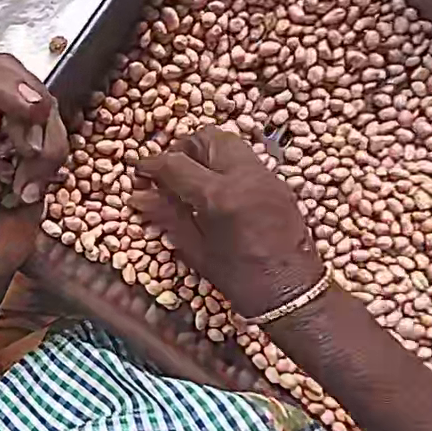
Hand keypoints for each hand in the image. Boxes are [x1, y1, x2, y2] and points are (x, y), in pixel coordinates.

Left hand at [0, 17, 64, 318]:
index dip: (4, 85)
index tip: (25, 110)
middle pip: (15, 77)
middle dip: (26, 118)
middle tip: (24, 151)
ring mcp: (5, 128)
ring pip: (43, 107)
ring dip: (37, 148)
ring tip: (17, 182)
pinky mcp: (33, 150)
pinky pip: (58, 136)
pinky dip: (47, 164)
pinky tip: (26, 190)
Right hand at [133, 126, 324, 319]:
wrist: (292, 292)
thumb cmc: (240, 279)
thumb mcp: (196, 249)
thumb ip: (168, 215)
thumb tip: (139, 195)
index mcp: (219, 197)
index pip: (175, 163)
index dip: (151, 165)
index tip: (139, 171)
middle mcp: (244, 176)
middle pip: (205, 138)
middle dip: (182, 149)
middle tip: (169, 173)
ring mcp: (265, 176)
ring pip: (228, 142)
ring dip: (205, 152)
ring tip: (193, 178)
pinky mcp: (278, 182)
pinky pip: (245, 159)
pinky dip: (226, 164)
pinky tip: (217, 188)